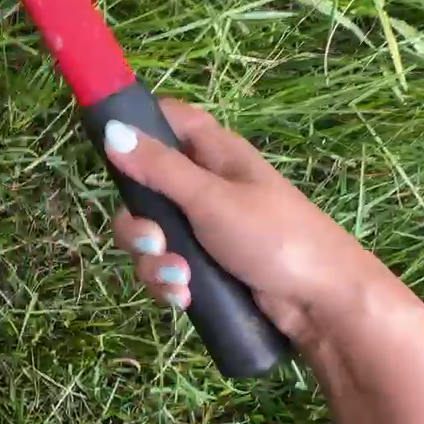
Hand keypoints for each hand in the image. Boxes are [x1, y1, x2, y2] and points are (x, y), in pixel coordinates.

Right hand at [101, 99, 401, 344]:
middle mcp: (201, 187)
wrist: (317, 302)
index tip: (105, 143)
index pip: (167, 121)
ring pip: (145, 237)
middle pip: (139, 192)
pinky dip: (166, 283)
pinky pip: (160, 267)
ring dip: (153, 263)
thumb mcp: (212, 199)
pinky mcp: (198, 263)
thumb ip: (159, 169)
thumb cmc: (275, 237)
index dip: (136, 125)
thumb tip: (112, 132)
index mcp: (212, 155)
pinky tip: (184, 295)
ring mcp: (199, 228)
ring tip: (180, 280)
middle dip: (137, 226)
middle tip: (153, 242)